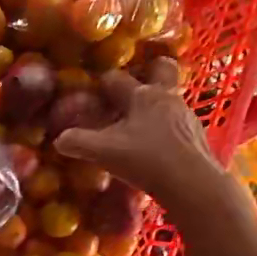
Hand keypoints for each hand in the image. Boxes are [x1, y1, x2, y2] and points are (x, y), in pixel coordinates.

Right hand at [54, 62, 223, 205]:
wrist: (192, 184)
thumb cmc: (146, 159)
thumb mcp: (104, 152)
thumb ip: (78, 143)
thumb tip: (59, 140)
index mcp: (142, 95)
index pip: (117, 78)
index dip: (102, 83)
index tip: (92, 93)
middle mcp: (167, 98)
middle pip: (162, 70)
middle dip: (150, 71)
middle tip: (134, 87)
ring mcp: (186, 116)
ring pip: (169, 100)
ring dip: (155, 108)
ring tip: (140, 127)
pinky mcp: (197, 137)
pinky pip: (178, 124)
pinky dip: (166, 130)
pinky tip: (157, 149)